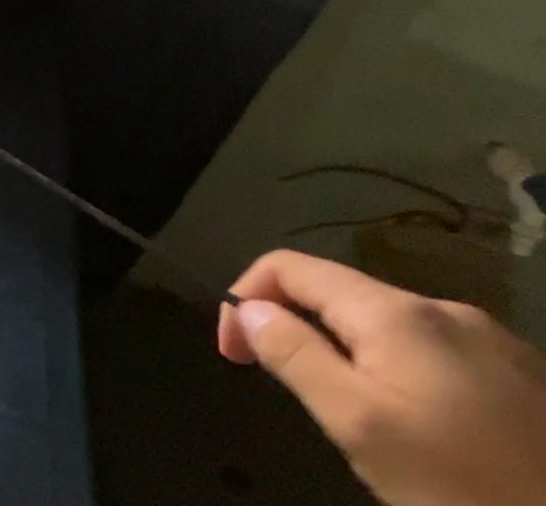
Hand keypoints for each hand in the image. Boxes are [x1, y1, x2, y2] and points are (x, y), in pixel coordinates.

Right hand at [218, 250, 545, 505]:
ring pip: (385, 325)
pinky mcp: (527, 376)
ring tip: (353, 410)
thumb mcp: (357, 424)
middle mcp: (446, 310)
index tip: (235, 354)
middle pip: (339, 295)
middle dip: (297, 328)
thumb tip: (250, 310)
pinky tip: (418, 421)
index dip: (244, 297)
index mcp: (397, 313)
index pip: (289, 267)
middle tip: (287, 387)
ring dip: (347, 351)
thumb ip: (293, 354)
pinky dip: (397, 369)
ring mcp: (495, 342)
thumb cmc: (461, 484)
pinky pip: (433, 351)